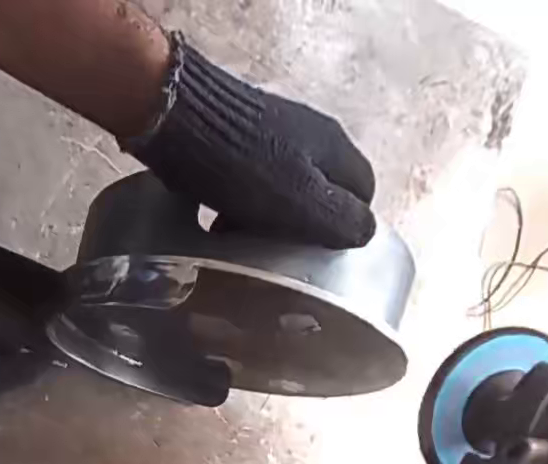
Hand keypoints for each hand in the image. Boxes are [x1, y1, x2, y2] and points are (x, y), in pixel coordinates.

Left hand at [123, 34, 376, 248]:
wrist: (182, 123)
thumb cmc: (247, 171)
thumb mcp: (303, 202)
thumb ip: (340, 219)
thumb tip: (365, 233)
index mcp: (335, 148)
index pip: (363, 193)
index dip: (349, 227)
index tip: (323, 255)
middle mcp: (311, 136)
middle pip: (324, 194)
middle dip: (306, 228)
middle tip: (283, 255)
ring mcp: (275, 136)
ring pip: (287, 193)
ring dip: (271, 223)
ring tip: (247, 245)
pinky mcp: (241, 143)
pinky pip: (254, 186)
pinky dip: (245, 210)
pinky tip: (224, 226)